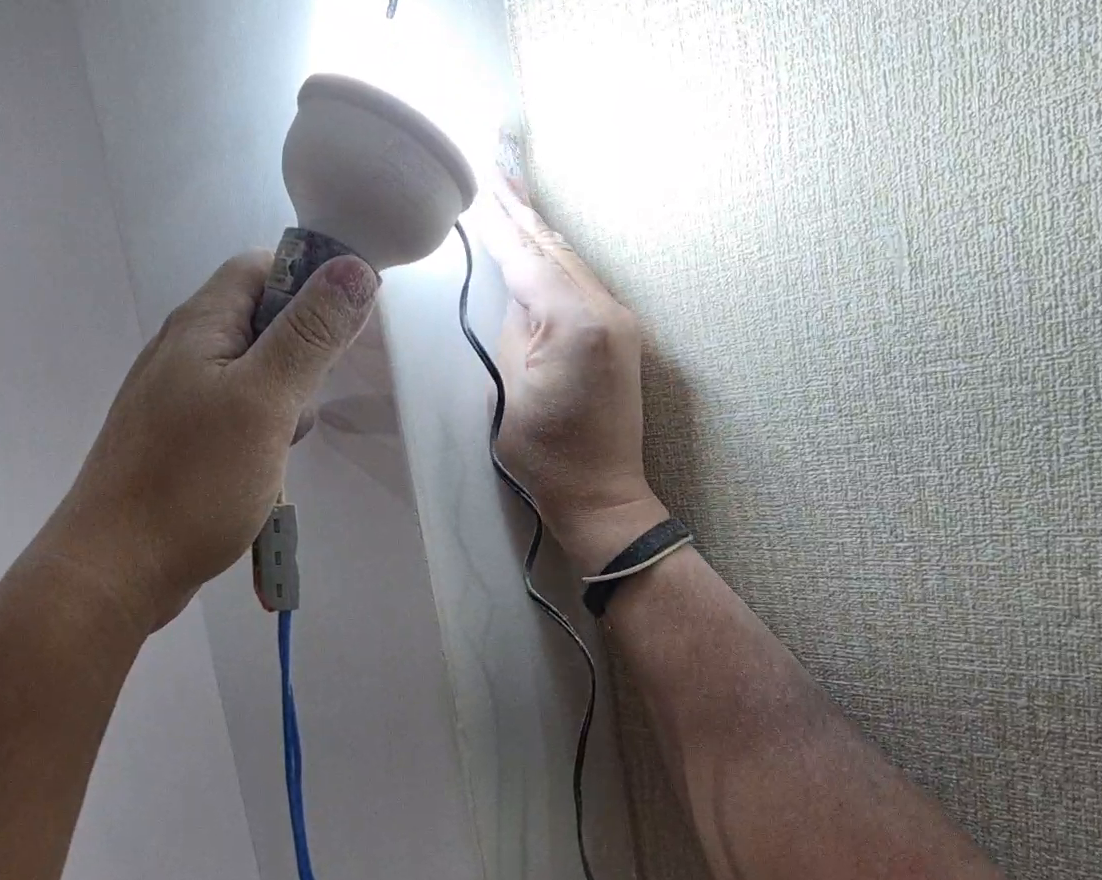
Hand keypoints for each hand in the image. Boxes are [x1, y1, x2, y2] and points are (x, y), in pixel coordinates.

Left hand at [30, 252, 377, 631]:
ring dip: (288, 399)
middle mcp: (185, 351)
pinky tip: (269, 468)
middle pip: (263, 321)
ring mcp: (181, 398)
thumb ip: (309, 336)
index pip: (261, 267)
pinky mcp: (184, 439)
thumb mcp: (263, 402)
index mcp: (199, 325)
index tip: (348, 326)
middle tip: (310, 399)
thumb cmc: (193, 481)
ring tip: (285, 443)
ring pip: (257, 374)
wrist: (118, 567)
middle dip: (305, 352)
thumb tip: (355, 268)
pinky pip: (241, 414)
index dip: (310, 281)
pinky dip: (267, 431)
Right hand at [476, 183, 666, 572]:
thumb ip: (512, 330)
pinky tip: (542, 247)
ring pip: (572, 265)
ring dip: (540, 234)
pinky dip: (558, 264)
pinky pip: (583, 287)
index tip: (479, 186)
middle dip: (522, 211)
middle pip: (556, 251)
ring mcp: (621, 324)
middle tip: (498, 164)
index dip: (500, 224)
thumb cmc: (548, 455)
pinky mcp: (622, 338)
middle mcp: (607, 312)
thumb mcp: (509, 391)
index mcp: (575, 323)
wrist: (603, 494)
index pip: (528, 260)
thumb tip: (515, 293)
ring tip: (513, 194)